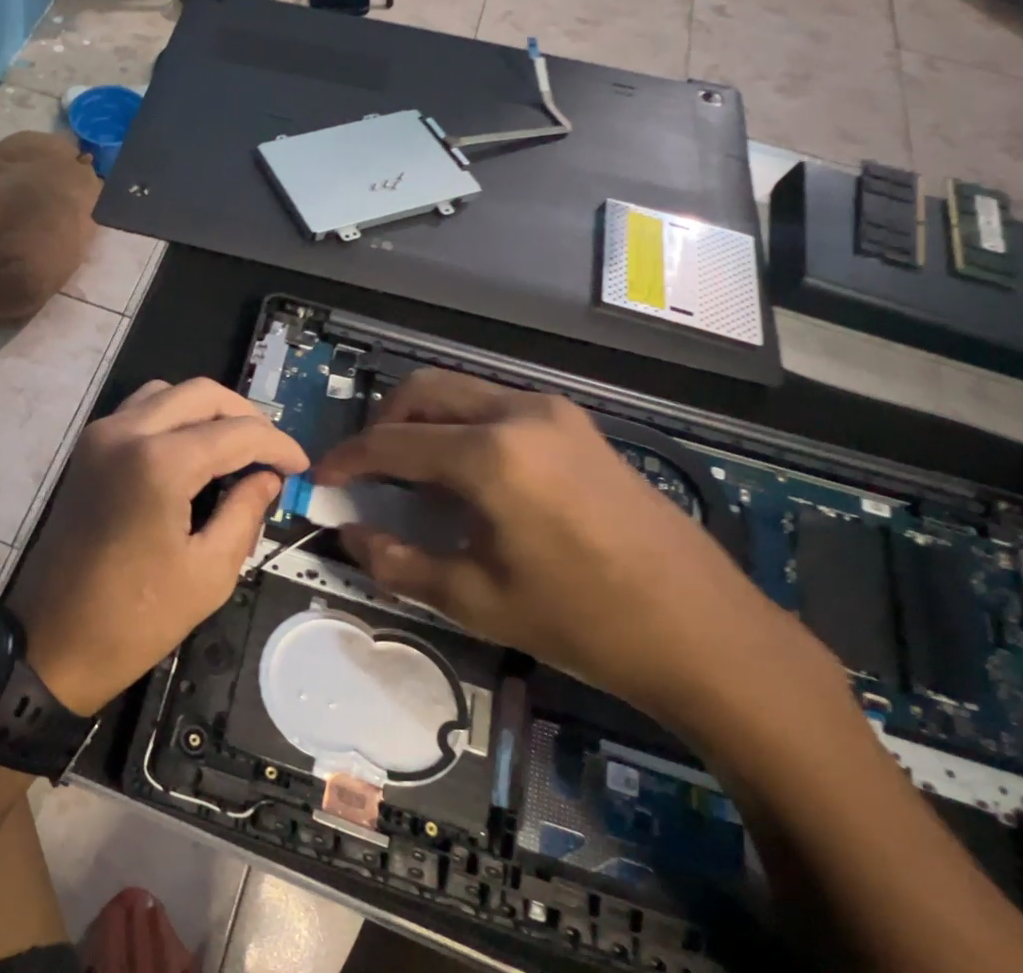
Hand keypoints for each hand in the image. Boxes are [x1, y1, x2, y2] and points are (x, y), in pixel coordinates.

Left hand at [8, 378, 309, 715]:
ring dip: (206, 413)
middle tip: (271, 454)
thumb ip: (245, 512)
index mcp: (158, 462)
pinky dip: (172, 421)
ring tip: (236, 452)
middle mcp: (124, 432)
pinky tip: (193, 457)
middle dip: (245, 417)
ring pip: (165, 395)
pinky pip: (138, 414)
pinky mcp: (85, 453)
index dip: (278, 445)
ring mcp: (98, 438)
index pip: (236, 432)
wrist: (53, 643)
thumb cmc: (136, 619)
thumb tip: (267, 477)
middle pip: (200, 394)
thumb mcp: (209, 572)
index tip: (300, 467)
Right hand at [314, 369, 837, 730]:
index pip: (391, 442)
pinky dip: (462, 429)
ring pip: (463, 393)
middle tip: (364, 472)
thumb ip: (397, 561)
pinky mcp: (581, 429)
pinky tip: (464, 479)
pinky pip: (499, 408)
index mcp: (490, 455)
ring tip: (409, 477)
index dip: (346, 461)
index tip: (319, 480)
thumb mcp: (473, 599)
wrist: (702, 631)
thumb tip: (350, 535)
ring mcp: (557, 416)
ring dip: (423, 423)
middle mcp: (520, 414)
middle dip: (382, 425)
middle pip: (424, 392)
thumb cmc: (581, 620)